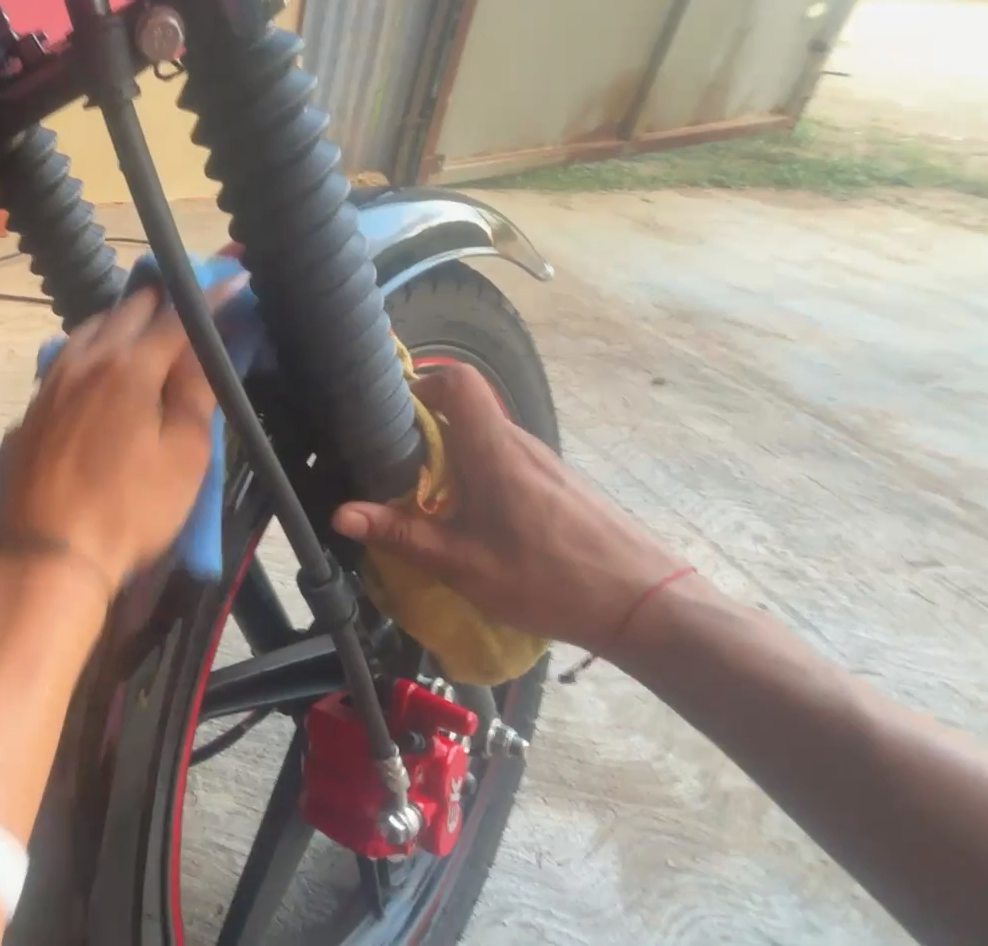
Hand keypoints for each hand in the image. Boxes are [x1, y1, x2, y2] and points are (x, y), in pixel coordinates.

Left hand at [0, 282, 236, 600]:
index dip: (209, 297)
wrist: (47, 553)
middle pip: (126, 312)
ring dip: (119, 324)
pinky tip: (93, 378)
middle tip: (186, 308)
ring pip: (86, 333)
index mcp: (129, 367)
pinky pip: (61, 366)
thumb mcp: (184, 455)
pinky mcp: (28, 413)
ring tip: (140, 334)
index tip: (232, 279)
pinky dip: (87, 357)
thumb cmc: (129, 509)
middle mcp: (83, 362)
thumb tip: (208, 344)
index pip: (177, 316)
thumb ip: (197, 392)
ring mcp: (48, 385)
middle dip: (161, 301)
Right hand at [331, 365, 685, 650]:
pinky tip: (475, 523)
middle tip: (391, 473)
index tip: (390, 419)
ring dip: (449, 459)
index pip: (457, 381)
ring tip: (426, 503)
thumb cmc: (549, 579)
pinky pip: (505, 461)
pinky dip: (477, 476)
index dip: (420, 385)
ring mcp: (544, 463)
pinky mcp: (559, 484)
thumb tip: (339, 514)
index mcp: (493, 450)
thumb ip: (400, 534)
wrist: (648, 606)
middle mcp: (519, 444)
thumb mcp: (462, 564)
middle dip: (422, 432)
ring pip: (484, 439)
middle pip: (464, 411)